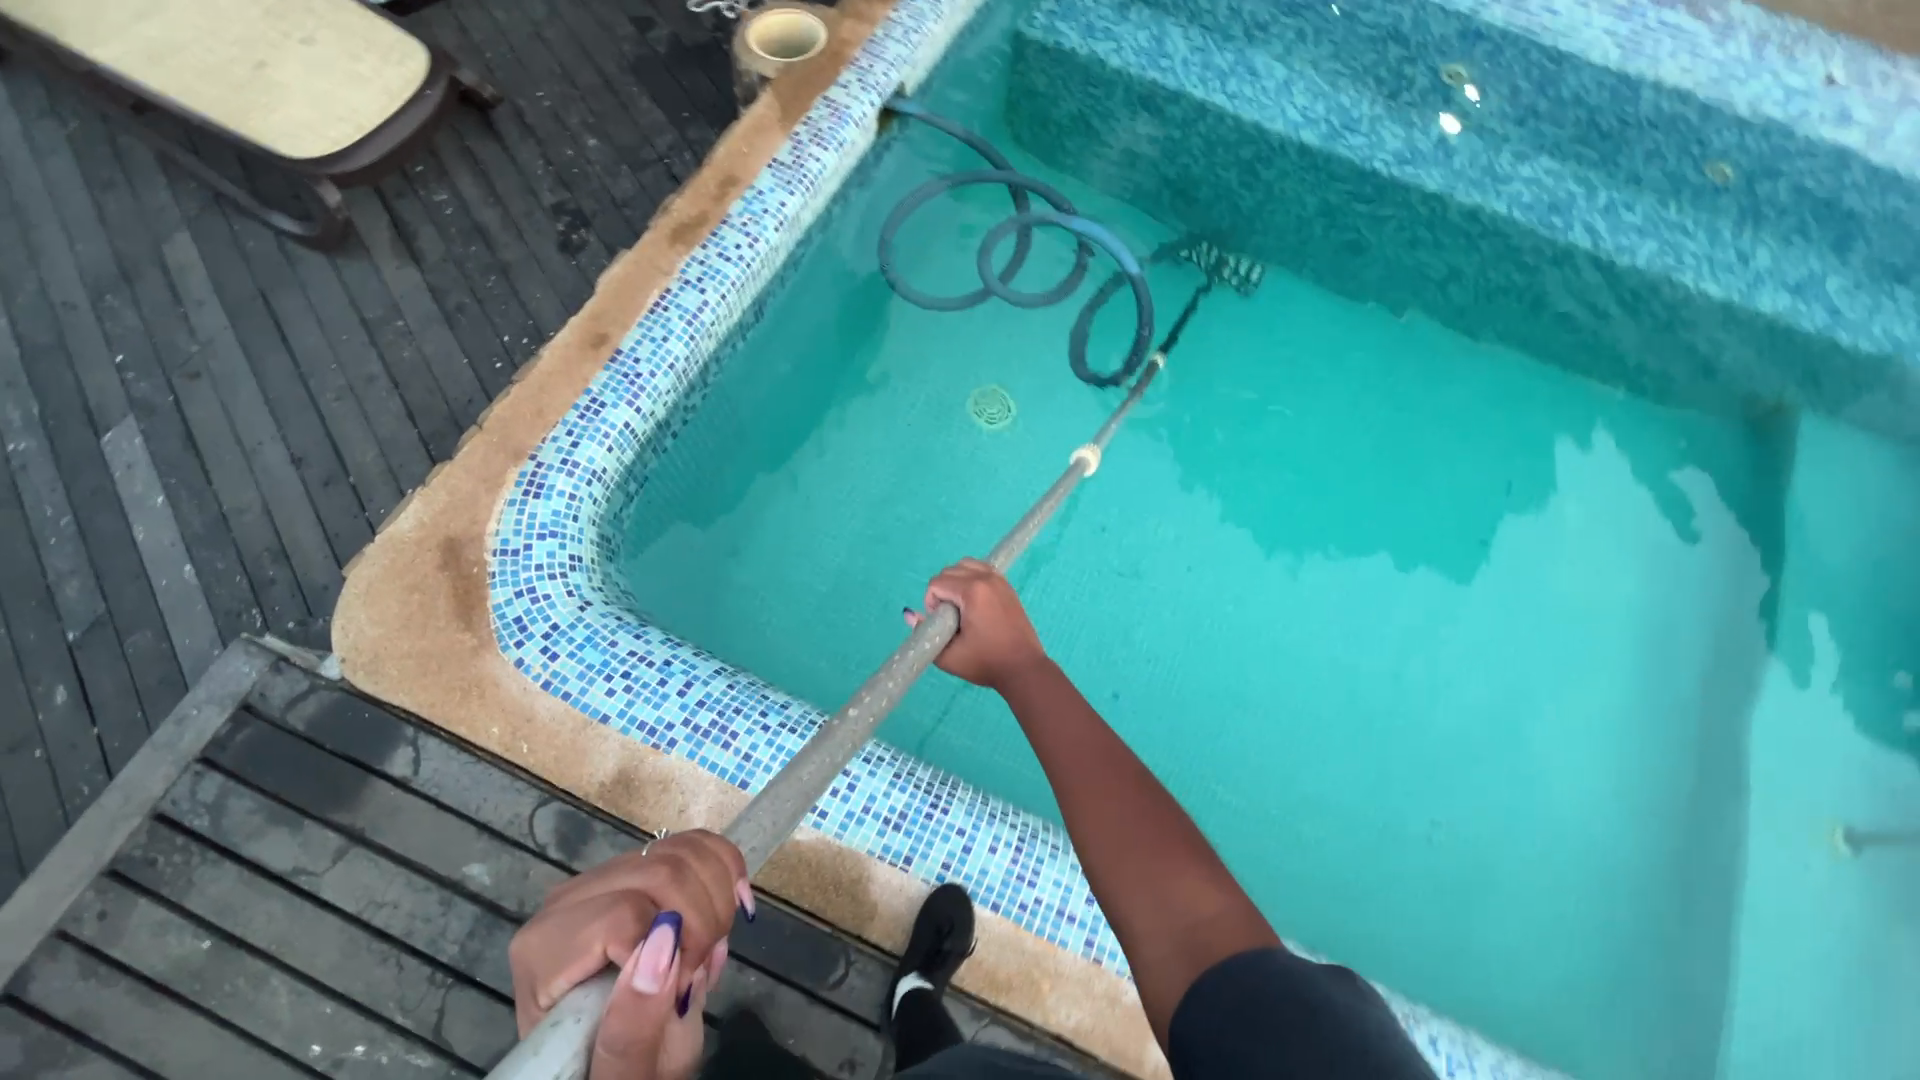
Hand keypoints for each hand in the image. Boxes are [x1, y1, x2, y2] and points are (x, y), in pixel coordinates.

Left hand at [508, 830, 751, 1079]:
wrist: (618, 1062)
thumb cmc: (613, 1071)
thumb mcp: (622, 1075)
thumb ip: (633, 1024)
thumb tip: (665, 941)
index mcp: (545, 950)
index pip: (625, 914)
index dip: (671, 950)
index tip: (681, 995)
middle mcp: (566, 901)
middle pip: (659, 872)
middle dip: (703, 922)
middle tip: (700, 973)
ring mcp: (604, 877)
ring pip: (681, 851)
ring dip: (718, 898)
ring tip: (708, 949)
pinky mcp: (640, 866)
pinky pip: (693, 842)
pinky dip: (725, 868)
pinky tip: (731, 904)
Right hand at [905, 558, 1050, 690]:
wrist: (1023, 668)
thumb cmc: (985, 663)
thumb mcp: (948, 656)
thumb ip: (924, 633)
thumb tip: (909, 614)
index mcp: (972, 592)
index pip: (937, 583)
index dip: (932, 603)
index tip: (942, 624)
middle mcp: (986, 578)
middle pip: (949, 570)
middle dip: (942, 591)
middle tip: (950, 619)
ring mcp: (999, 580)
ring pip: (966, 565)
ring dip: (956, 582)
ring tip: (961, 608)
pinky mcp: (1007, 586)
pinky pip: (981, 569)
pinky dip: (971, 579)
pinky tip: (973, 603)